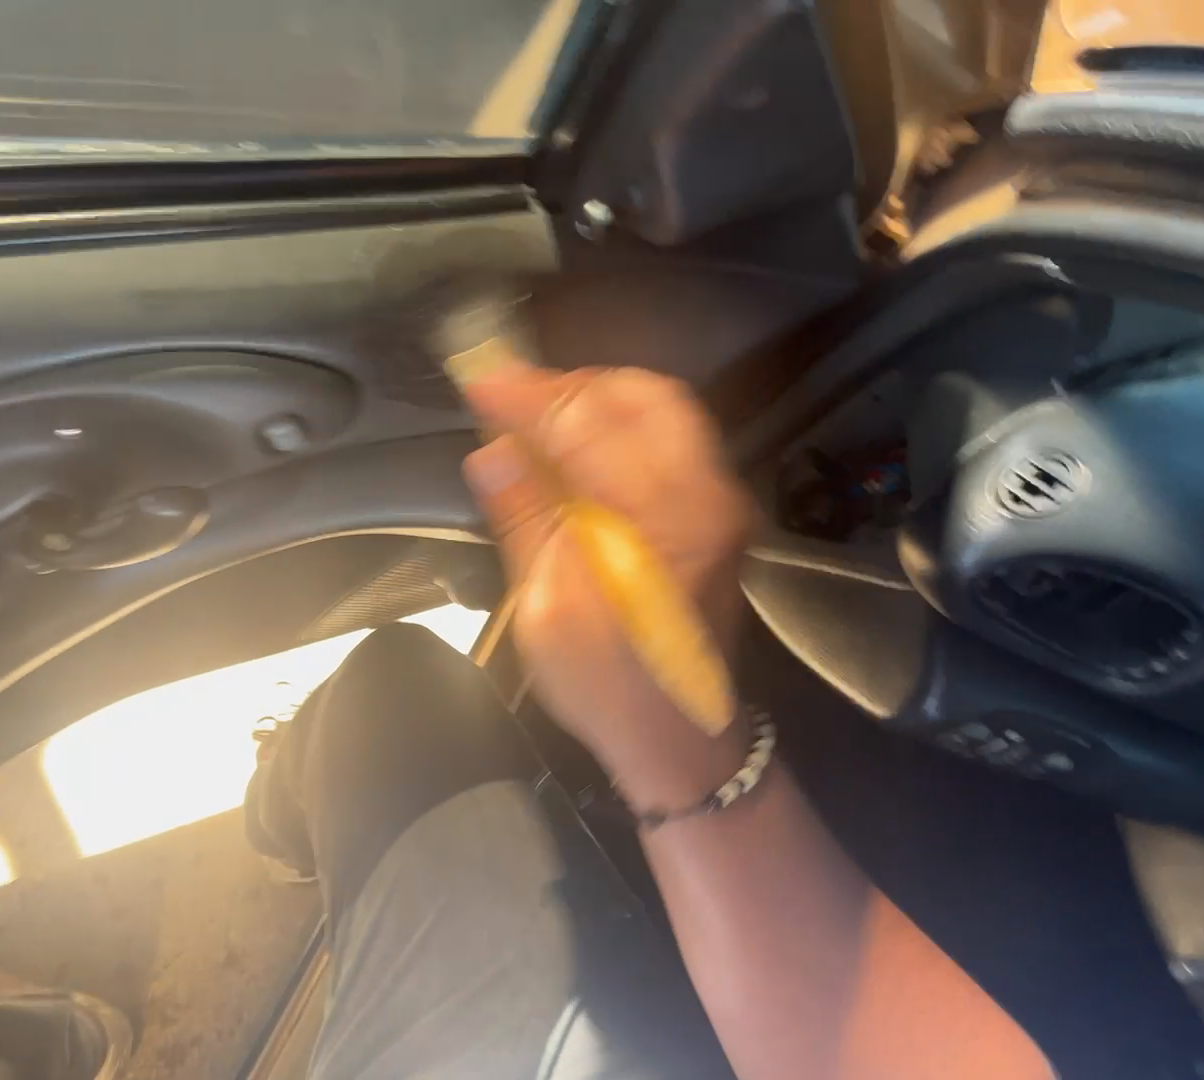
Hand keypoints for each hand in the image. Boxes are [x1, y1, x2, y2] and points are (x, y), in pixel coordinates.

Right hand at [460, 363, 754, 812]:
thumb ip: (525, 519)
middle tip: (514, 393)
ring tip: (540, 414)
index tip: (482, 379)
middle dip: (571, 383)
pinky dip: (621, 425)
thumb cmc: (607, 685)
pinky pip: (671, 439)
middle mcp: (704, 498)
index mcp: (659, 523)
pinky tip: (579, 443)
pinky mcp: (717, 512)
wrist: (677, 734)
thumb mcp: (547, 610)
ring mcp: (720, 502)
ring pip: (663, 411)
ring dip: (598, 398)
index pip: (587, 426)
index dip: (528, 395)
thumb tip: (492, 453)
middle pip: (643, 397)